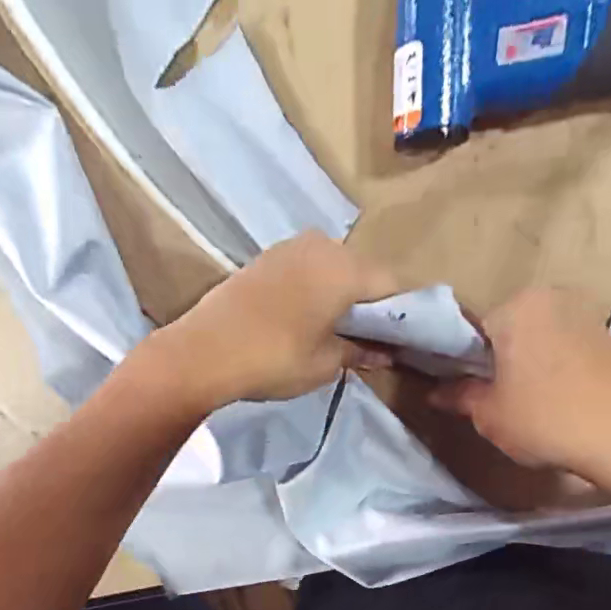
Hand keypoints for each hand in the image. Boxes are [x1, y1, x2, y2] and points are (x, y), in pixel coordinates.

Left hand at [146, 232, 398, 411]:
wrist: (204, 352)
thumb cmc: (276, 358)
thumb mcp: (326, 363)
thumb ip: (361, 351)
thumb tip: (385, 352)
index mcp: (346, 268)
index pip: (393, 285)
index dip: (404, 314)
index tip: (406, 340)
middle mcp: (323, 246)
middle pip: (365, 272)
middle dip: (375, 303)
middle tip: (377, 338)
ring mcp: (291, 247)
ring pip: (336, 268)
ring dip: (346, 295)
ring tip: (346, 330)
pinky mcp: (267, 258)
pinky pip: (310, 269)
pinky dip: (321, 289)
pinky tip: (315, 318)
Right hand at [431, 288, 610, 487]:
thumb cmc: (545, 421)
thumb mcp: (490, 414)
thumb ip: (459, 395)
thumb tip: (435, 392)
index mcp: (517, 305)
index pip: (472, 330)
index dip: (463, 363)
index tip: (463, 390)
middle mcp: (552, 297)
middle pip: (508, 330)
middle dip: (498, 360)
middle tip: (497, 399)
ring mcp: (586, 315)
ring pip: (539, 339)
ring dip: (529, 364)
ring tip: (529, 404)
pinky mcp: (610, 338)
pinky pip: (567, 348)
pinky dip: (557, 368)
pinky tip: (559, 400)